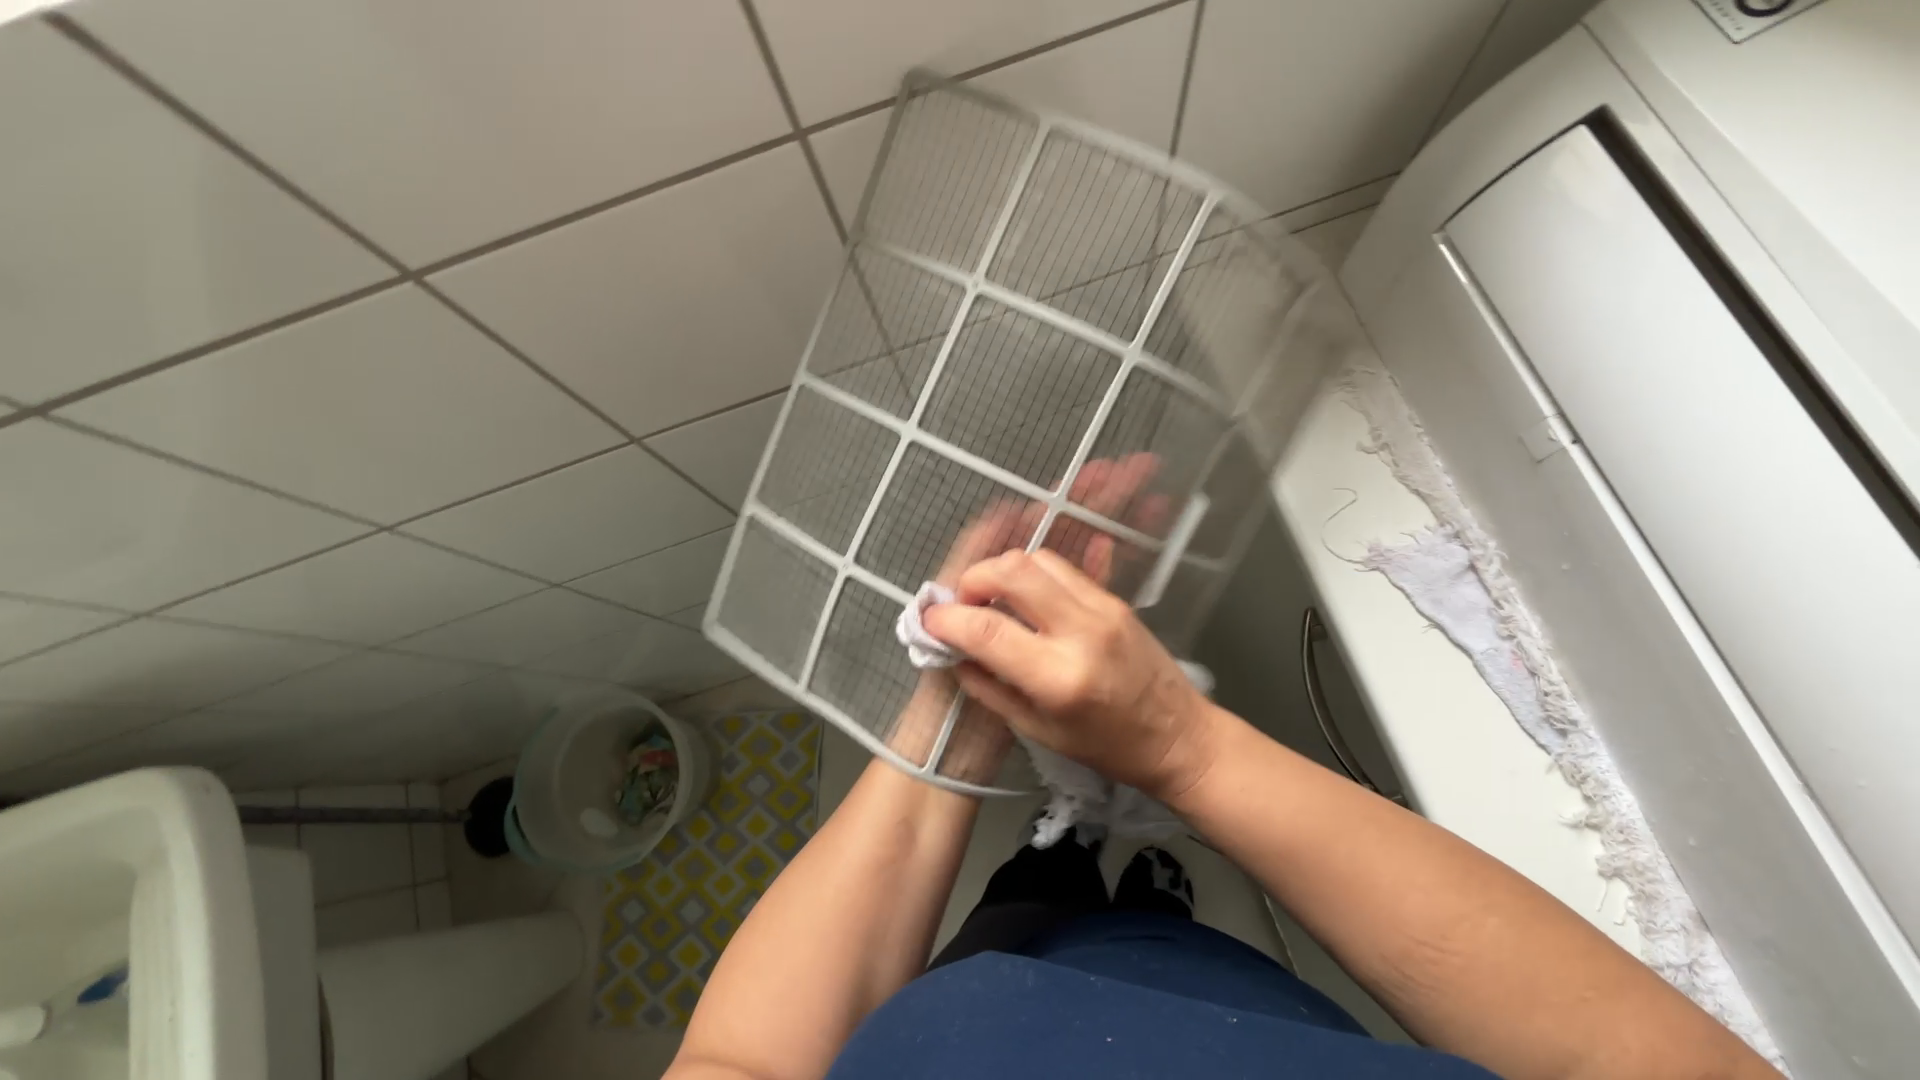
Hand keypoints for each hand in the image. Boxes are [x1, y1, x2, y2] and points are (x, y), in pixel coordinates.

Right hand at [922, 548, 1219, 799]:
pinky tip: (1024, 598)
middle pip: (1014, 571)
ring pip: (1039, 559)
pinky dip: (1033, 575)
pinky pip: (1064, 569)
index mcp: (1059, 678)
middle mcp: (1082, 632)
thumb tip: (953, 653)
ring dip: (1004, 571)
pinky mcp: (1116, 599)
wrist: (1180, 737)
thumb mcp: (1038, 732)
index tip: (931, 623)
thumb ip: (989, 688)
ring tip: (993, 598)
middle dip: (974, 579)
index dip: (948, 621)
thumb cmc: (1107, 748)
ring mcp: (1104, 608)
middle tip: (963, 603)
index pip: (988, 630)